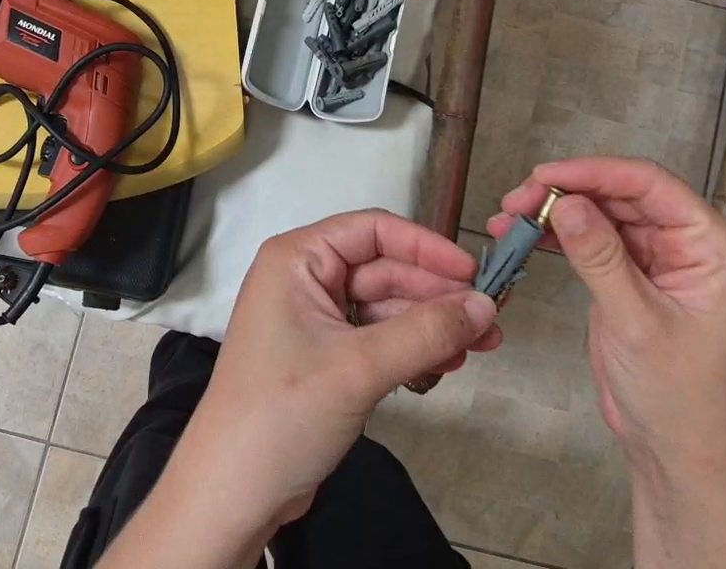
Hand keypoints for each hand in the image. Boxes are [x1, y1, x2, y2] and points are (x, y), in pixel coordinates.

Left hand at [99, 210, 499, 567]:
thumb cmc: (284, 413)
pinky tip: (441, 371)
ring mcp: (316, 321)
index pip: (372, 231)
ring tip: (478, 352)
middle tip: (492, 323)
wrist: (234, 493)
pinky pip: (379, 340)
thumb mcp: (359, 368)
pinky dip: (411, 352)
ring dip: (430, 328)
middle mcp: (306, 280)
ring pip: (387, 309)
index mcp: (298, 259)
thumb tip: (487, 305)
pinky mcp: (326, 358)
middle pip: (385, 272)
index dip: (426, 248)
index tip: (474, 272)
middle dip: (437, 299)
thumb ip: (426, 332)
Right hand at [491, 157, 725, 478]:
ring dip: (553, 212)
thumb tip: (565, 203)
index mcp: (708, 244)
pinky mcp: (627, 278)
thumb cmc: (681, 395)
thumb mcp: (638, 323)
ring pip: (598, 215)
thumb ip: (600, 258)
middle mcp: (683, 243)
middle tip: (514, 201)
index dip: (595, 172)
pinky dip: (556, 237)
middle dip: (565, 192)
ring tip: (508, 217)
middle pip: (619, 195)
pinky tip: (524, 237)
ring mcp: (653, 260)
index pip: (649, 185)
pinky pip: (589, 242)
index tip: (543, 175)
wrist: (679, 455)